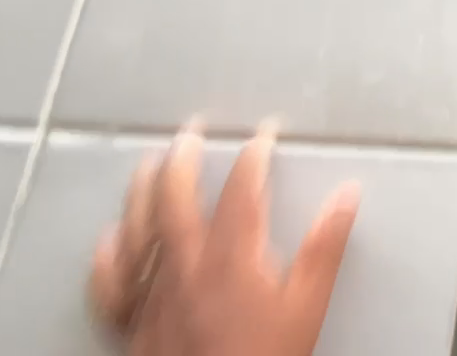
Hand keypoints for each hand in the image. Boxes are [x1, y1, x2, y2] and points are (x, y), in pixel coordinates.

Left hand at [89, 122, 361, 355]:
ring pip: (139, 235)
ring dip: (142, 193)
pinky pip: (112, 287)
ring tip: (148, 163)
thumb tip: (348, 191)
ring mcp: (153, 298)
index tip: (265, 132)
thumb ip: (326, 245)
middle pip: (176, 202)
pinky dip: (109, 259)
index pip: (241, 190)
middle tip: (192, 130)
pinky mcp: (133, 327)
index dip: (253, 155)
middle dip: (184, 160)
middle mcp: (186, 269)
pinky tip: (110, 237)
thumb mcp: (308, 304)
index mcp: (231, 258)